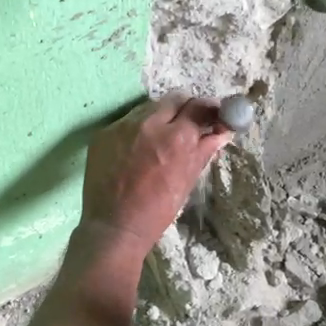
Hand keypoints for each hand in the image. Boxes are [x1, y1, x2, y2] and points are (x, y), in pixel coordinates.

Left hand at [80, 95, 233, 253]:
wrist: (116, 226)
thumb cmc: (158, 210)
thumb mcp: (188, 181)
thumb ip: (204, 151)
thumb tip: (221, 132)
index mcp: (176, 137)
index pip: (199, 106)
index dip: (209, 109)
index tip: (212, 116)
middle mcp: (150, 123)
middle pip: (174, 99)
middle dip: (184, 109)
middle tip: (187, 125)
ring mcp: (124, 125)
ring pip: (149, 108)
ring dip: (160, 118)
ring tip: (159, 141)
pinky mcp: (105, 133)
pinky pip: (127, 122)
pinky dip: (137, 131)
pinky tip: (136, 151)